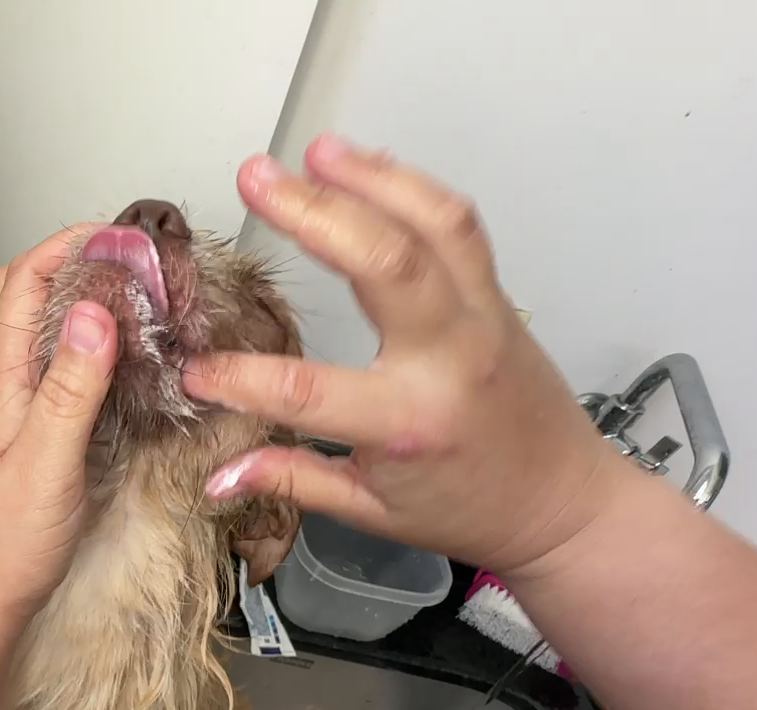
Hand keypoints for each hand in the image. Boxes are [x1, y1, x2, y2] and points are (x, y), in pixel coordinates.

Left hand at [0, 225, 116, 636]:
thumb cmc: (10, 540)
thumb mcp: (46, 461)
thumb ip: (68, 388)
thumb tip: (93, 311)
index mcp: (0, 381)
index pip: (23, 284)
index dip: (68, 246)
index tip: (123, 237)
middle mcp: (1, 385)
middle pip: (20, 296)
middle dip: (67, 260)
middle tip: (125, 260)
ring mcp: (14, 408)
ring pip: (34, 330)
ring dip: (72, 299)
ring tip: (126, 297)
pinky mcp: (30, 432)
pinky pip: (51, 369)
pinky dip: (80, 346)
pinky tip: (112, 360)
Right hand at [184, 136, 626, 574]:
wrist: (563, 501)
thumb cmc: (465, 511)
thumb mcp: (369, 510)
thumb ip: (291, 479)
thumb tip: (217, 476)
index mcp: (409, 423)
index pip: (304, 391)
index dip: (238, 378)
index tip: (193, 369)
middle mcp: (449, 358)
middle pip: (385, 262)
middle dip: (314, 213)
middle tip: (254, 178)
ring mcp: (480, 316)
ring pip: (433, 224)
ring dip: (370, 177)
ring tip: (312, 151)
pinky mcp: (494, 296)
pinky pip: (457, 227)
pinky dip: (410, 186)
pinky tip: (365, 167)